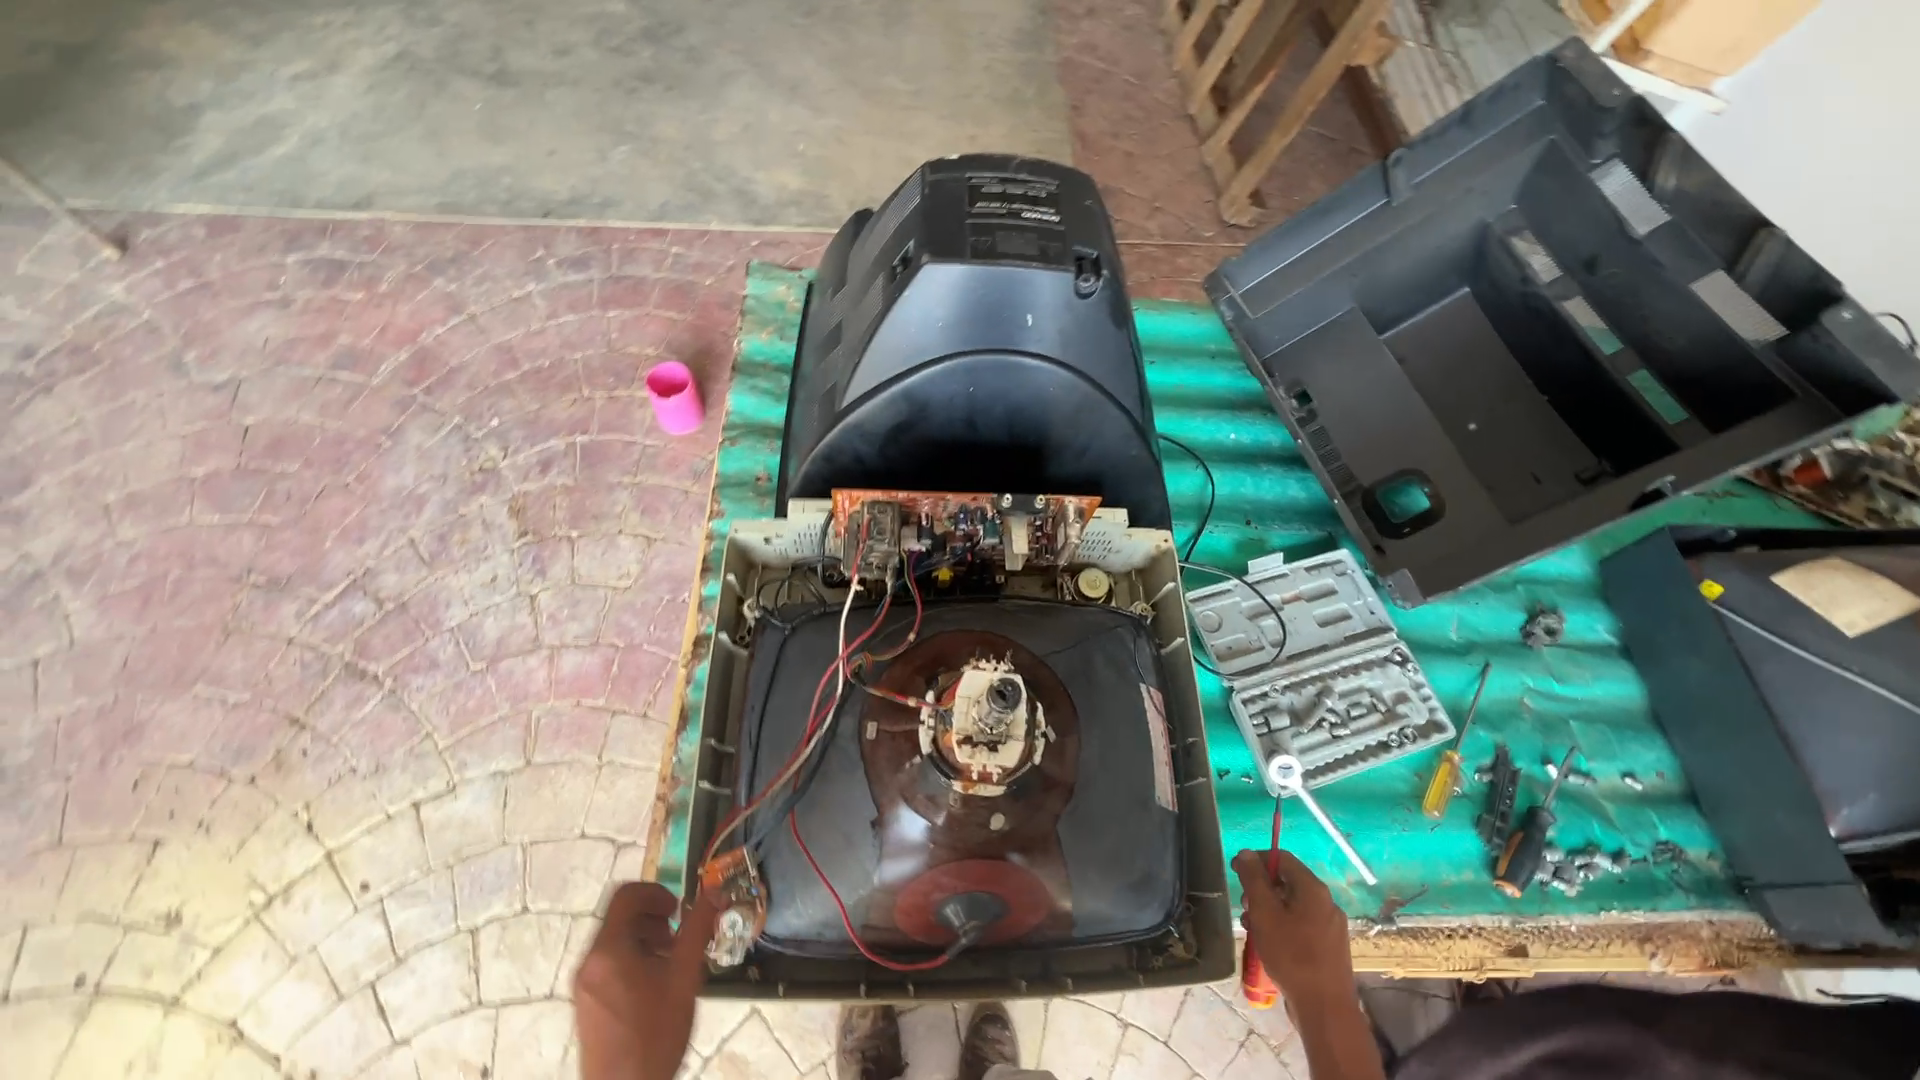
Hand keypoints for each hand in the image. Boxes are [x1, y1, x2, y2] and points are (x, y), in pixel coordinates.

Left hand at [574, 882, 719, 1079]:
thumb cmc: (656, 1033)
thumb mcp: (684, 976)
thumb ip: (698, 928)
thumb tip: (714, 892)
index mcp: (609, 950)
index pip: (626, 896)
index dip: (656, 892)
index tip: (679, 909)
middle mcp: (590, 961)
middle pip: (620, 917)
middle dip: (654, 917)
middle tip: (679, 936)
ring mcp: (584, 984)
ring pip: (615, 940)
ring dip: (646, 937)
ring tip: (671, 961)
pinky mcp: (587, 1002)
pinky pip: (609, 963)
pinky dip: (634, 958)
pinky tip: (656, 984)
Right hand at [1232, 849, 1355, 1012]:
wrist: (1325, 1008)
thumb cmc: (1291, 955)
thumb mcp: (1265, 913)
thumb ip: (1254, 880)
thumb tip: (1246, 853)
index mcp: (1313, 889)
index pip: (1282, 858)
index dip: (1256, 860)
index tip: (1236, 872)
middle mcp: (1326, 902)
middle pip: (1288, 882)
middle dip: (1261, 889)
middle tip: (1244, 907)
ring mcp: (1331, 926)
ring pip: (1293, 906)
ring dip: (1269, 910)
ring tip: (1252, 929)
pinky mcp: (1330, 947)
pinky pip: (1302, 925)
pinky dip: (1282, 926)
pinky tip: (1270, 945)